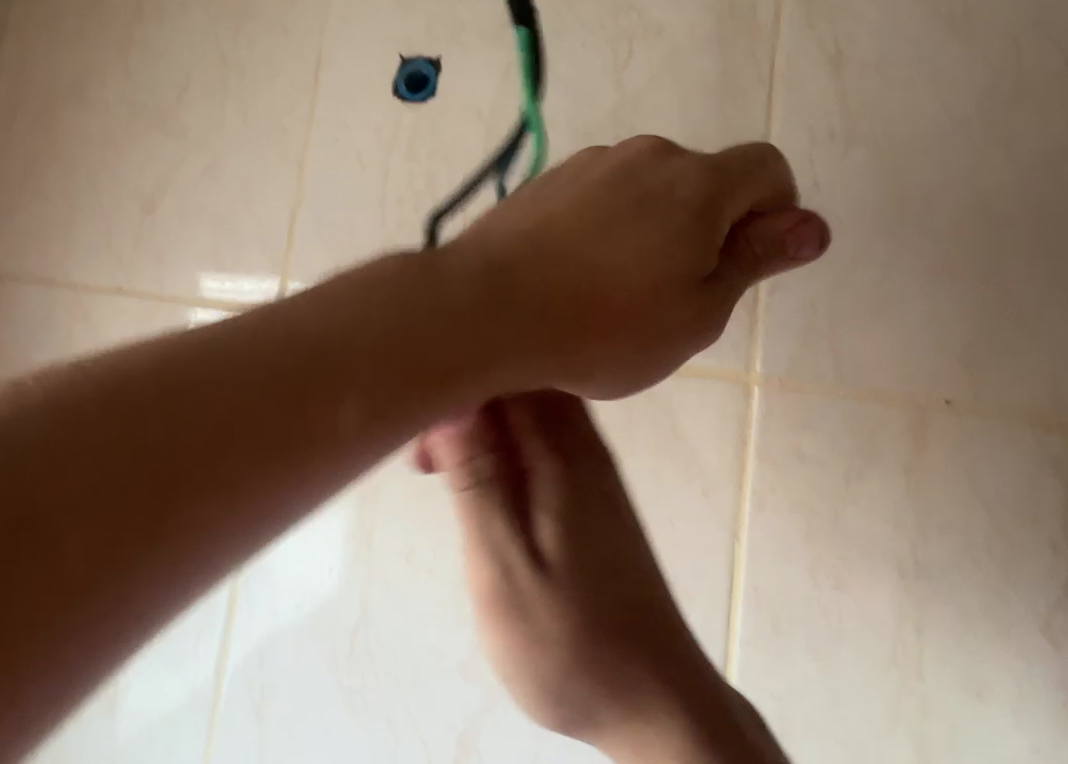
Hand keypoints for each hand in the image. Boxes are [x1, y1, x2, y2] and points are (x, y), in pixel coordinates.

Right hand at [416, 391, 789, 763]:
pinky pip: (542, 436)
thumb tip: (450, 397)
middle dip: (464, 395)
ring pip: (532, 404)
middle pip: (523, 377)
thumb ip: (477, 479)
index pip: (511, 366)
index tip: (413, 419)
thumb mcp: (504, 567)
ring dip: (481, 421)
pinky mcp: (594, 493)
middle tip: (421, 456)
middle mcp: (586, 445)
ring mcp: (594, 468)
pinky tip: (482, 485)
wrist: (654, 700)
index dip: (457, 375)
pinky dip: (503, 443)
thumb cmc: (570, 643)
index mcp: (564, 452)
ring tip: (439, 468)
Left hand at [450, 137, 827, 399]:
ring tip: (617, 292)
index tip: (746, 261)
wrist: (484, 309)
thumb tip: (813, 225)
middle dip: (710, 226)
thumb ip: (756, 259)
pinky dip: (609, 225)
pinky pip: (603, 195)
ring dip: (656, 227)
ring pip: (650, 189)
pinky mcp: (549, 179)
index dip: (775, 212)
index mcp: (697, 183)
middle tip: (676, 294)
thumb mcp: (698, 312)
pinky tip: (577, 274)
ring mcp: (591, 163)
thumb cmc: (604, 326)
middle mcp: (647, 155)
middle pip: (705, 179)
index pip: (767, 167)